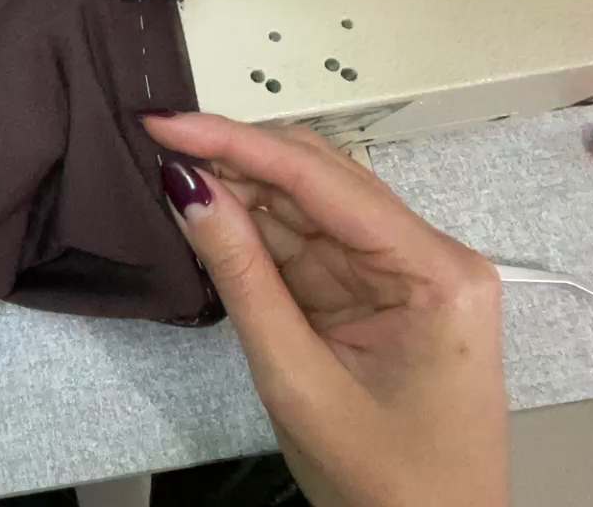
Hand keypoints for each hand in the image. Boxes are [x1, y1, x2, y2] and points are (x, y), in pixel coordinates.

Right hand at [144, 113, 508, 506]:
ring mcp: (394, 265)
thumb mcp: (296, 376)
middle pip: (315, 174)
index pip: (320, 179)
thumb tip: (184, 186)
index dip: (235, 141)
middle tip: (158, 143)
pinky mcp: (365, 282)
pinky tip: (208, 207)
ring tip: (172, 171)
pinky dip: (249, 222)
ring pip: (302, 198)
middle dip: (233, 155)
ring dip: (236, 185)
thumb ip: (240, 273)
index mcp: (434, 271)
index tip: (164, 122)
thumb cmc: (381, 480)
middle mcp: (422, 251)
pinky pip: (299, 234)